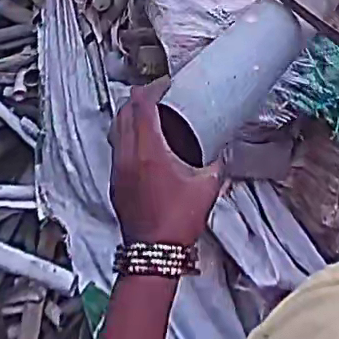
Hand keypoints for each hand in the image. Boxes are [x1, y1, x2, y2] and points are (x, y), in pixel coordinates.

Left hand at [110, 80, 222, 246]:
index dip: (152, 88)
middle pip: (124, 110)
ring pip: (116, 126)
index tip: (165, 84)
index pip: (142, 104)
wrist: (153, 254)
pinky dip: (126, 132)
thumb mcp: (205, 188)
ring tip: (148, 113)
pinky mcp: (115, 179)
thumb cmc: (178, 221)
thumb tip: (223, 151)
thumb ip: (215, 164)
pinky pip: (116, 144)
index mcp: (148, 149)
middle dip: (139, 97)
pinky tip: (141, 140)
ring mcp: (118, 166)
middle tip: (157, 94)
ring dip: (129, 113)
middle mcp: (127, 153)